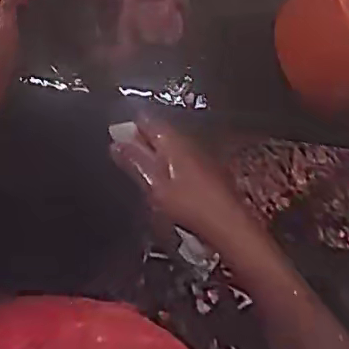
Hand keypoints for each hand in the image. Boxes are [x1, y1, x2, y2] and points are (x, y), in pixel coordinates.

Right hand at [110, 112, 256, 247]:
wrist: (233, 229)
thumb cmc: (190, 205)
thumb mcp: (155, 186)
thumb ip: (135, 162)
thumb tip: (115, 143)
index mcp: (171, 139)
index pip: (144, 119)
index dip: (127, 128)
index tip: (116, 144)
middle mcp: (187, 140)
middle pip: (157, 133)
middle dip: (141, 144)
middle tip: (127, 165)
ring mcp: (200, 155)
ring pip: (170, 149)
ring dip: (155, 159)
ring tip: (144, 180)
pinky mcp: (209, 173)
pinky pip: (181, 162)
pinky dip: (170, 170)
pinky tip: (167, 190)